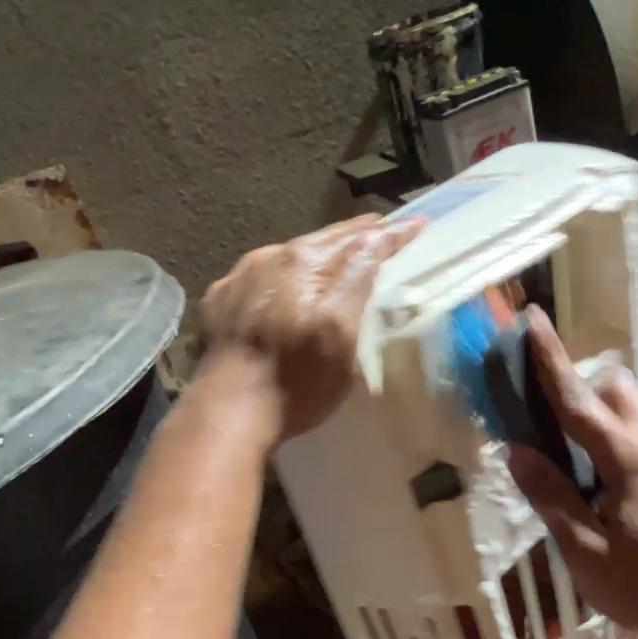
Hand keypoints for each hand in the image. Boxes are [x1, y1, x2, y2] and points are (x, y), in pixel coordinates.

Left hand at [194, 214, 425, 442]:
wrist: (227, 413)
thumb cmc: (295, 381)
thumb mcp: (340, 333)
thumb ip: (356, 280)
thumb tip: (374, 239)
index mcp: (304, 262)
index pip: (359, 239)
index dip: (391, 234)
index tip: (418, 225)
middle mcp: (268, 258)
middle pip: (321, 241)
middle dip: (354, 237)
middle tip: (381, 233)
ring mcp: (238, 279)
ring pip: (288, 257)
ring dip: (316, 257)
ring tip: (337, 260)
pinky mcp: (219, 304)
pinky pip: (259, 280)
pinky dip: (281, 280)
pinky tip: (285, 293)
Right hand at [507, 308, 637, 638]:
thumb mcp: (585, 552)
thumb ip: (551, 496)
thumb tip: (518, 451)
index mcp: (630, 459)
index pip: (578, 400)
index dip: (549, 360)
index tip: (531, 319)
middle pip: (616, 386)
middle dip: (580, 389)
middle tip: (551, 427)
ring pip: (636, 408)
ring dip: (601, 415)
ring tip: (576, 461)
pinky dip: (620, 436)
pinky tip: (609, 482)